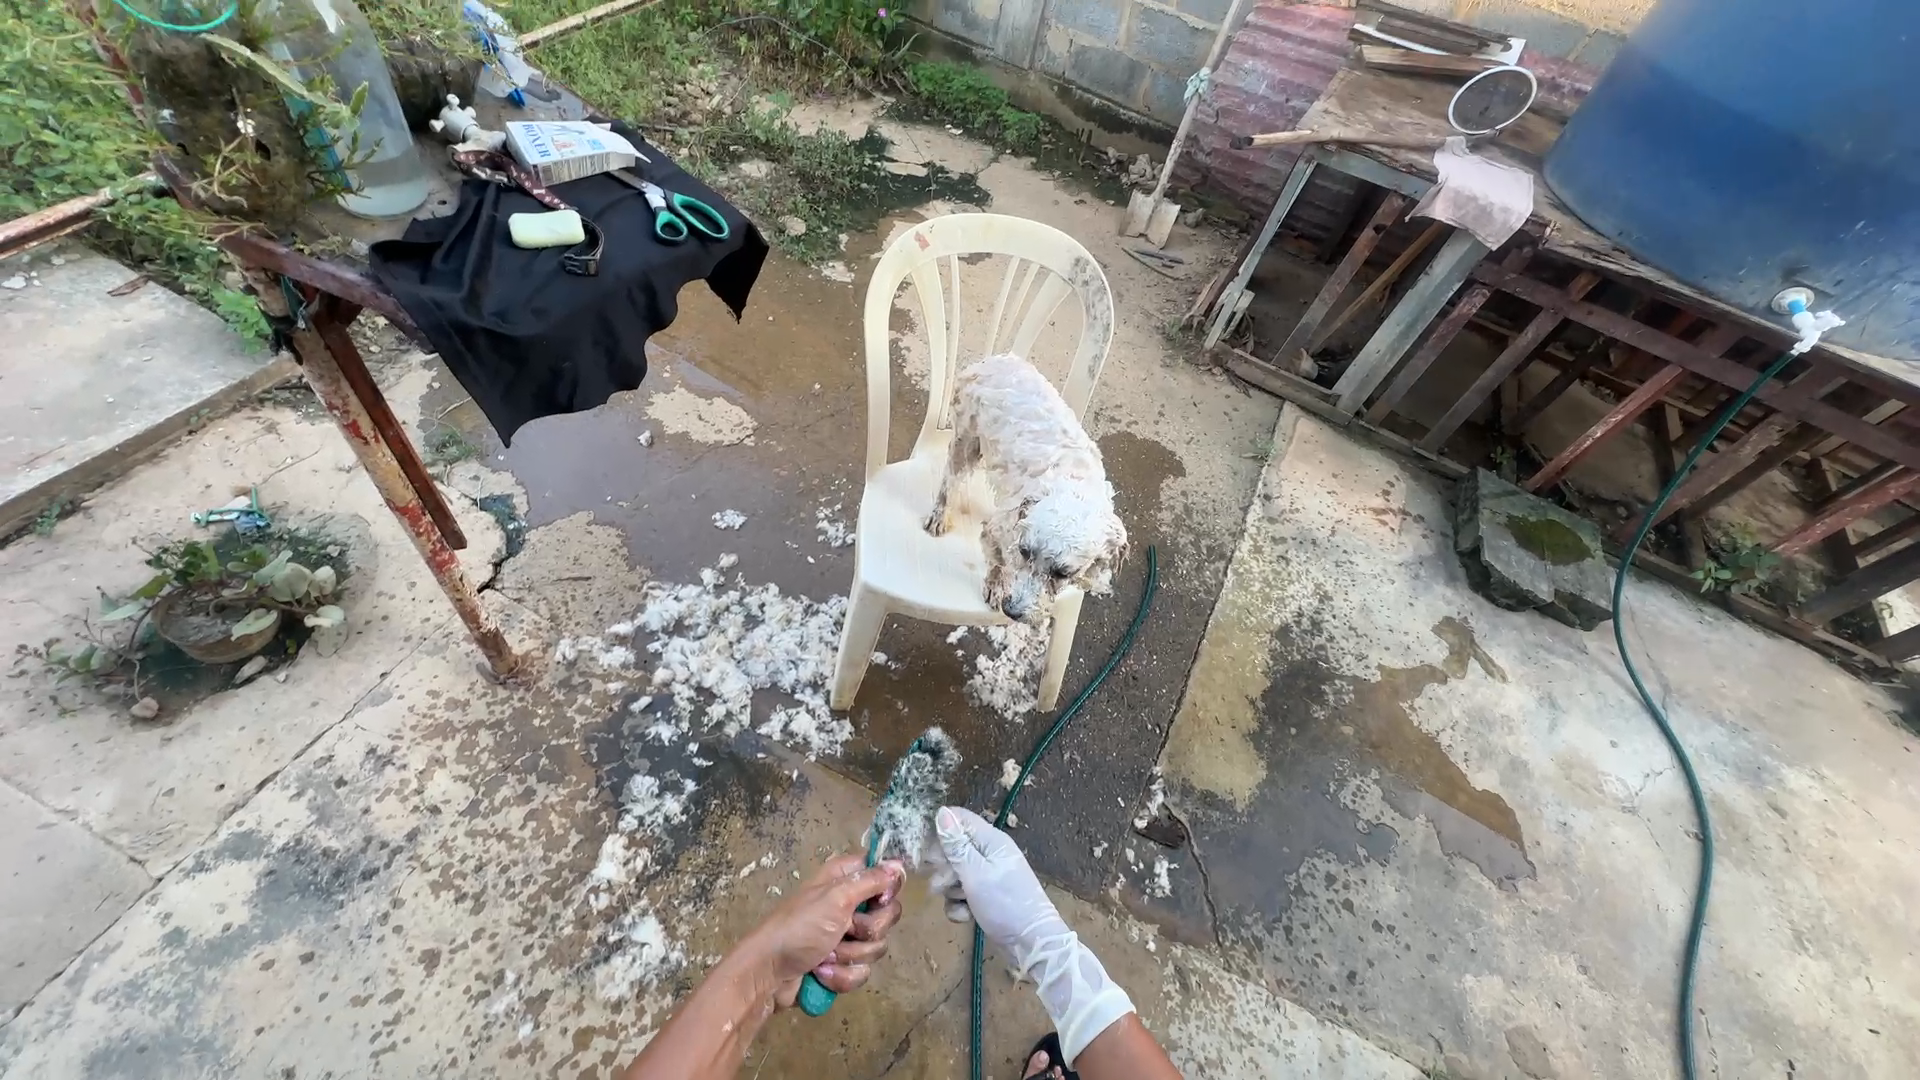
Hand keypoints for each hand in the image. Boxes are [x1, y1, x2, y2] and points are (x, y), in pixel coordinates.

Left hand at [738, 854, 904, 1008]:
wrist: (768, 974)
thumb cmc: (800, 927)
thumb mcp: (836, 898)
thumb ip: (871, 880)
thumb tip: (899, 864)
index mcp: (845, 878)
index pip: (884, 873)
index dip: (886, 888)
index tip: (877, 900)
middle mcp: (849, 902)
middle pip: (887, 913)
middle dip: (868, 930)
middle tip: (846, 929)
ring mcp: (845, 935)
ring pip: (876, 945)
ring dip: (851, 954)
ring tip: (826, 954)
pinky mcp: (842, 963)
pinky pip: (862, 970)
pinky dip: (842, 975)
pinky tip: (821, 973)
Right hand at [932, 806, 1067, 962]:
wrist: (1031, 943)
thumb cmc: (1005, 902)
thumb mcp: (976, 873)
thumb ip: (956, 845)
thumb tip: (941, 811)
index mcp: (990, 840)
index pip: (959, 819)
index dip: (940, 830)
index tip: (926, 850)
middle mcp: (989, 854)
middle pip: (954, 848)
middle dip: (944, 866)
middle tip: (942, 883)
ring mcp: (987, 876)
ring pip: (955, 874)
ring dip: (951, 889)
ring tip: (960, 901)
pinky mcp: (985, 898)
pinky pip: (962, 895)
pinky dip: (960, 905)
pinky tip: (966, 916)